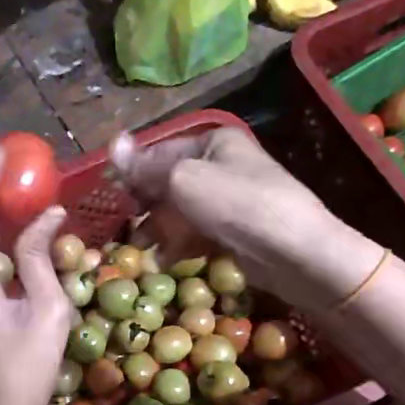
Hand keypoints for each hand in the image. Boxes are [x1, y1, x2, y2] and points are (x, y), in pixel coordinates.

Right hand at [109, 128, 382, 310]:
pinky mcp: (235, 234)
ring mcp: (230, 202)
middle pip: (170, 183)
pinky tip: (161, 262)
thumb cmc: (237, 204)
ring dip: (158, 231)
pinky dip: (179, 247)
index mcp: (214, 141)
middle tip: (122, 230)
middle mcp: (222, 166)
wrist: (294, 252)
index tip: (110, 198)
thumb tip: (112, 144)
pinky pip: (198, 236)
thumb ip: (146, 167)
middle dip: (145, 207)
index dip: (134, 173)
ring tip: (138, 251)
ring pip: (182, 213)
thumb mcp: (184, 179)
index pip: (161, 151)